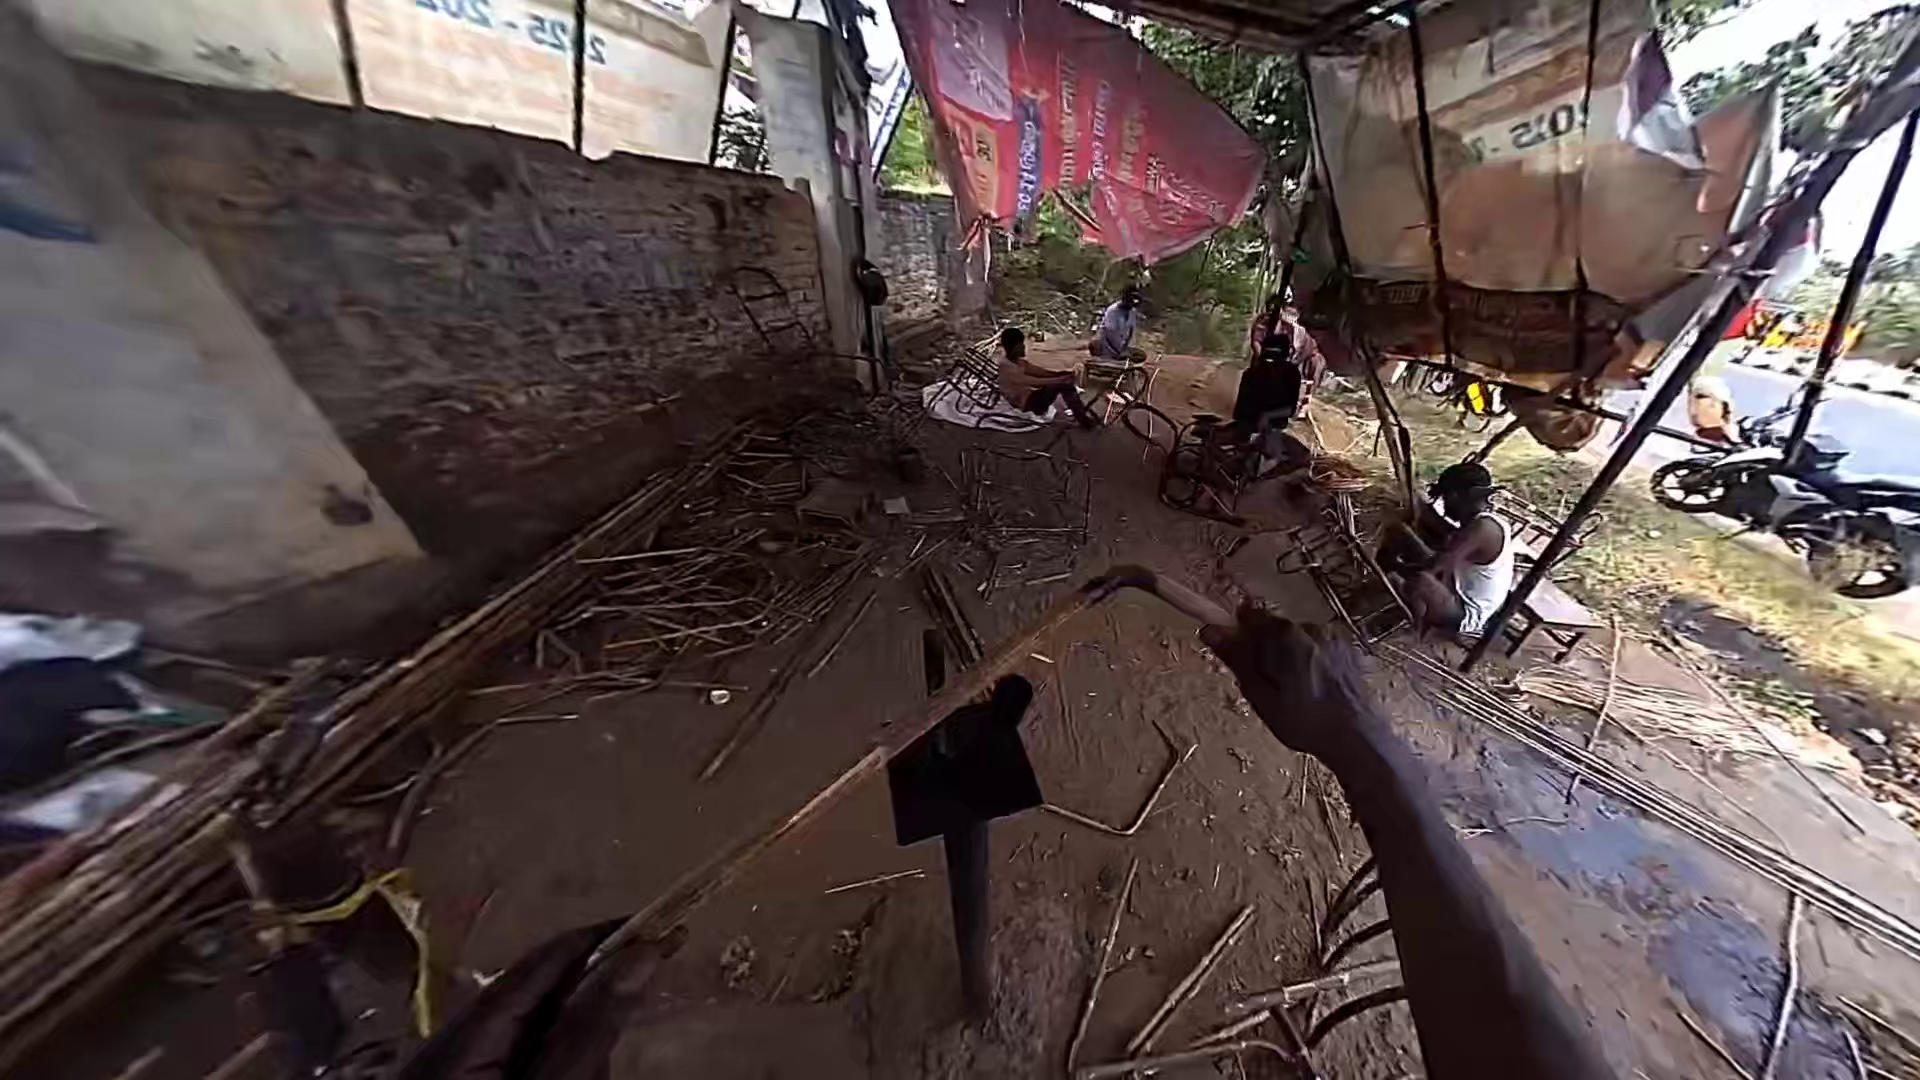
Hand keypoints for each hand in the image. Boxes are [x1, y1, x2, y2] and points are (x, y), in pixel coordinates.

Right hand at [1200, 604, 1381, 765]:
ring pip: (1295, 639)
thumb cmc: (1302, 720)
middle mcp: (1309, 626)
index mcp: (1283, 633)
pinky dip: (1309, 661)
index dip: (1239, 634)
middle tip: (1267, 684)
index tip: (1240, 658)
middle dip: (1264, 649)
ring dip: (1288, 656)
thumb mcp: (1258, 693)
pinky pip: (1315, 647)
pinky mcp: (1348, 650)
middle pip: (1273, 628)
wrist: (1360, 741)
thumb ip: (1235, 657)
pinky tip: (1315, 688)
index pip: (1248, 615)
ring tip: (1294, 691)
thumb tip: (1209, 630)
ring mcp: (1332, 637)